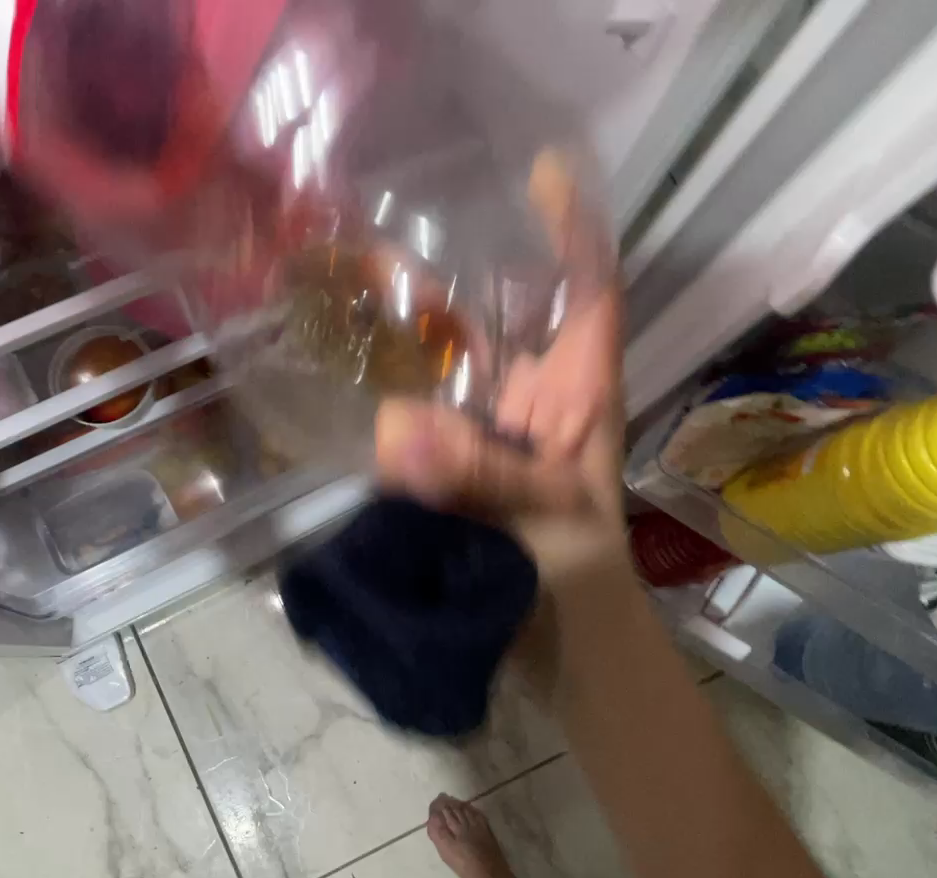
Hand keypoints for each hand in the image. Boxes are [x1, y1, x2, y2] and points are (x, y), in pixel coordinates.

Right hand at [373, 153, 627, 568]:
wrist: (559, 642)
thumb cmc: (578, 578)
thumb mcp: (547, 524)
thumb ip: (482, 476)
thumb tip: (396, 429)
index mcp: (580, 396)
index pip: (588, 296)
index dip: (572, 233)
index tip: (540, 175)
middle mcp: (534, 399)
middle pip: (507, 316)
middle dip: (464, 270)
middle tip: (398, 226)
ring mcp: (489, 431)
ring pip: (456, 361)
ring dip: (415, 327)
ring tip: (358, 278)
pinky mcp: (452, 465)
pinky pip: (418, 414)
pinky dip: (388, 391)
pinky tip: (348, 364)